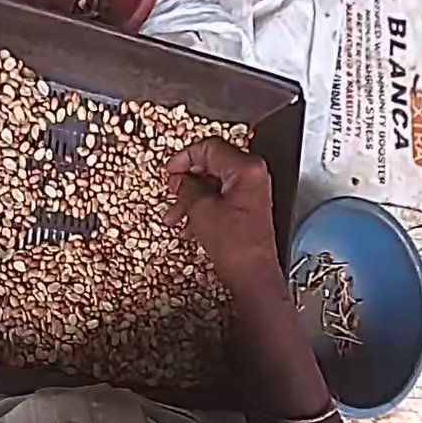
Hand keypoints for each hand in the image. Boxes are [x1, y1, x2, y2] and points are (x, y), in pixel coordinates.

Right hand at [164, 138, 280, 293]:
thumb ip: (187, 187)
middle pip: (211, 166)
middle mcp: (252, 176)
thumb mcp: (201, 210)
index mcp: (245, 168)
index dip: (184, 158)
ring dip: (190, 199)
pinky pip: (219, 200)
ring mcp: (250, 193)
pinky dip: (201, 209)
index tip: (169, 170)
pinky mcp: (246, 209)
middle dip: (186, 182)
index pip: (209, 148)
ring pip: (212, 185)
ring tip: (175, 217)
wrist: (252, 275)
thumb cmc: (235, 245)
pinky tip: (189, 225)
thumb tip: (181, 179)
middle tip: (171, 192)